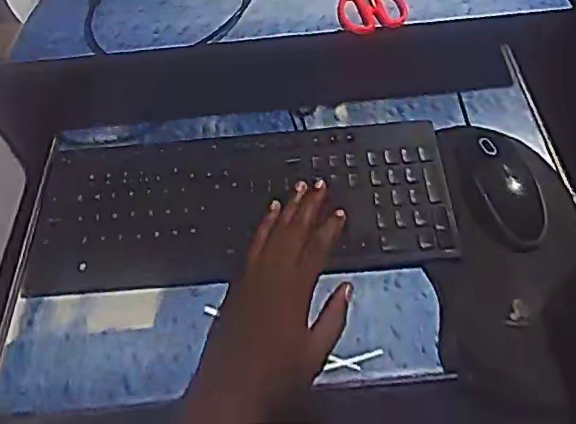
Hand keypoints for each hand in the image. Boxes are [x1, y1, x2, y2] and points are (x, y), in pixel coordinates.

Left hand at [180, 179, 350, 423]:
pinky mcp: (239, 279)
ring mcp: (253, 273)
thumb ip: (332, 317)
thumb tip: (347, 289)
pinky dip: (265, 222)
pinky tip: (271, 210)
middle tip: (321, 184)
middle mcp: (272, 275)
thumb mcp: (314, 354)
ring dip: (288, 207)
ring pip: (274, 230)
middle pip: (294, 231)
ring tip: (300, 187)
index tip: (340, 212)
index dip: (330, 228)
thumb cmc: (274, 379)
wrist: (229, 391)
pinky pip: (254, 240)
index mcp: (295, 291)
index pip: (316, 249)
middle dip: (309, 206)